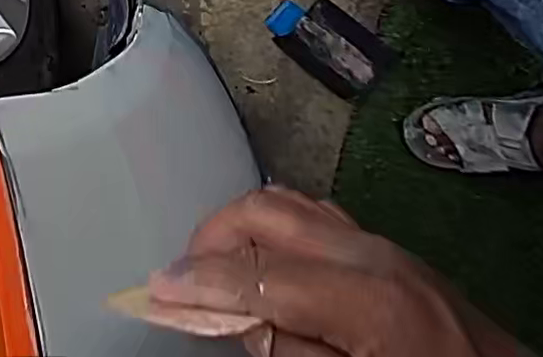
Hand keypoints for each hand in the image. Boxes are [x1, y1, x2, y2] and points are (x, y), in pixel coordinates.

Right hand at [145, 187, 527, 356]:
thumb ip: (298, 355)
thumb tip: (239, 320)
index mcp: (373, 302)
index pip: (263, 277)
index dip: (204, 283)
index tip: (159, 289)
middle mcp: (370, 254)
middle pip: (266, 213)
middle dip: (212, 237)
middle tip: (182, 275)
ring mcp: (379, 242)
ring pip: (284, 200)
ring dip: (237, 223)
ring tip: (211, 262)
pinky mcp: (383, 245)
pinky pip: (310, 211)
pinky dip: (270, 221)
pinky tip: (259, 250)